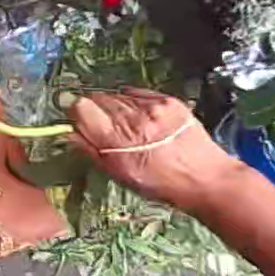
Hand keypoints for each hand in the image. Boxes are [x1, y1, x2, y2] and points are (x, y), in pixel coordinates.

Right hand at [69, 89, 253, 215]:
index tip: (78, 119)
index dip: (76, 112)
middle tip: (101, 124)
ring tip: (124, 123)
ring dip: (113, 105)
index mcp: (115, 138)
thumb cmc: (157, 182)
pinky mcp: (168, 100)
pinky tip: (139, 117)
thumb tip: (69, 132)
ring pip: (116, 94)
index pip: (81, 106)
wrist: (206, 178)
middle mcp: (132, 117)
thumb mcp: (117, 172)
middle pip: (97, 97)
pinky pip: (137, 93)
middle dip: (94, 109)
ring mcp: (152, 106)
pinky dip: (132, 102)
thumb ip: (90, 149)